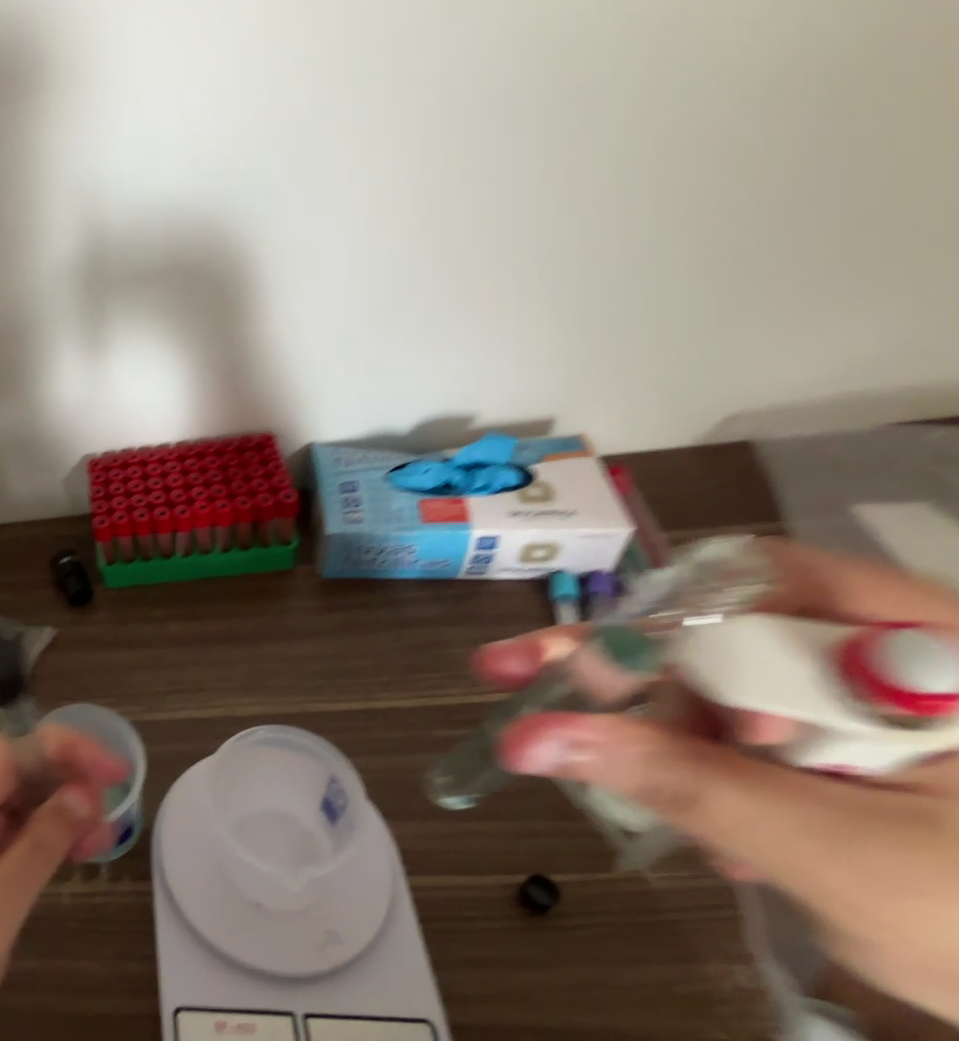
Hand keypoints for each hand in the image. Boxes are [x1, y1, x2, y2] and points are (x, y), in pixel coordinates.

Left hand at [0, 726, 128, 1040]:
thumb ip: (33, 854)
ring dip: (69, 806)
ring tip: (109, 831)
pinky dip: (57, 838)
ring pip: (26, 804)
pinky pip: (22, 840)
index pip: (8, 752)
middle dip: (71, 773)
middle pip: (20, 771)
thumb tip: (81, 794)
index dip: (61, 745)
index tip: (111, 767)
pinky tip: (86, 850)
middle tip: (117, 804)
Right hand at [478, 539, 958, 1024]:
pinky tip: (719, 835)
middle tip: (520, 679)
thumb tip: (527, 736)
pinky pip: (768, 736)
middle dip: (636, 675)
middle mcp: (911, 657)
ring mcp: (897, 709)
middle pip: (739, 631)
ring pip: (741, 688)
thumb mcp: (831, 855)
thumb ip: (681, 783)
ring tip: (629, 792)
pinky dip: (721, 771)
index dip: (670, 617)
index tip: (581, 669)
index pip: (769, 581)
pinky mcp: (880, 756)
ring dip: (675, 737)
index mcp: (937, 648)